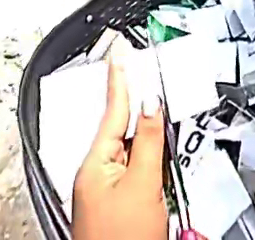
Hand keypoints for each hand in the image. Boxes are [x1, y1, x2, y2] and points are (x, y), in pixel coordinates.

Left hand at [71, 53, 166, 239]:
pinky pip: (132, 167)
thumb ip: (151, 138)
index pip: (113, 107)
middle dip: (141, 110)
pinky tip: (157, 163)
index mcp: (94, 163)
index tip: (120, 51)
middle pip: (122, 126)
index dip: (120, 76)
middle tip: (151, 80)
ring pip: (130, 148)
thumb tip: (152, 102)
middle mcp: (93, 173)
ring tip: (161, 131)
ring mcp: (102, 190)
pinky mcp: (114, 204)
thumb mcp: (145, 183)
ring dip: (147, 138)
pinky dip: (146, 159)